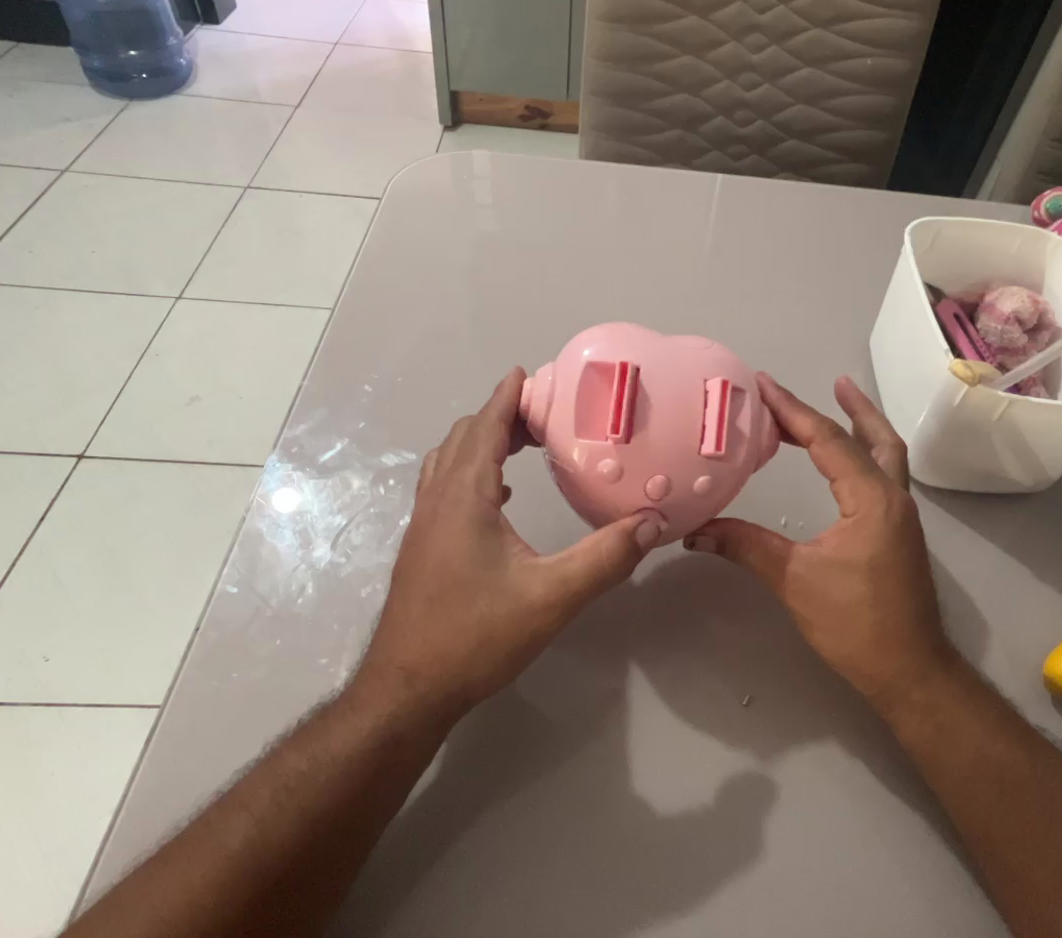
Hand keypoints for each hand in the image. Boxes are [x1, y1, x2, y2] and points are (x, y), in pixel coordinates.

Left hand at [355, 369, 661, 718]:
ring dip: (480, 443)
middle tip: (542, 414)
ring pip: (448, 463)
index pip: (483, 429)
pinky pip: (445, 488)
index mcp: (464, 498)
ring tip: (521, 444)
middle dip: (498, 416)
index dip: (506, 398)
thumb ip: (605, 558)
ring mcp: (424, 525)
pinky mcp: (422, 548)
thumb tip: (653, 522)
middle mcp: (438, 502)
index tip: (528, 373)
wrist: (407, 688)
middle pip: (463, 438)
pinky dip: (471, 473)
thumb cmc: (475, 636)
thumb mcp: (552, 598)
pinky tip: (500, 496)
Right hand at [686, 373, 955, 710]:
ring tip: (842, 404)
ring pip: (887, 455)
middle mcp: (893, 497)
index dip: (792, 411)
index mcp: (870, 499)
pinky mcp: (899, 533)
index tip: (764, 385)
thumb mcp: (794, 580)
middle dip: (850, 407)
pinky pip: (885, 476)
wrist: (909, 670)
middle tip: (828, 382)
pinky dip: (866, 455)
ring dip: (864, 427)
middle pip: (875, 437)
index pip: (828, 441)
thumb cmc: (854, 624)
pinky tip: (846, 464)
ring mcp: (902, 516)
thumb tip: (696, 531)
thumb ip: (746, 547)